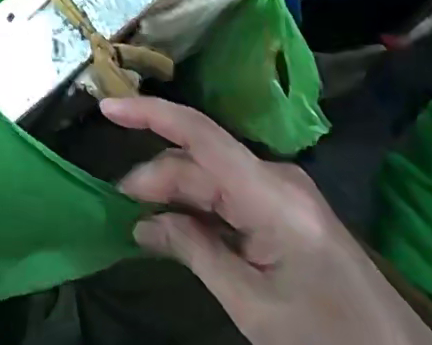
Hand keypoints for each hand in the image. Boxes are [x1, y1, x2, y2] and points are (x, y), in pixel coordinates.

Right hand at [102, 97, 431, 344]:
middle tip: (117, 209)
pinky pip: (231, 191)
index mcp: (271, 195)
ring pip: (213, 175)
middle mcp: (276, 176)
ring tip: (140, 218)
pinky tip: (177, 223)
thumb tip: (144, 223)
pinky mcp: (285, 204)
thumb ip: (195, 251)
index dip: (152, 115)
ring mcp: (282, 188)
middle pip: (201, 160)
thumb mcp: (252, 306)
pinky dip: (200, 203)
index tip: (107, 108)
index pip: (202, 136)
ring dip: (175, 191)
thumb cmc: (323, 338)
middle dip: (155, 177)